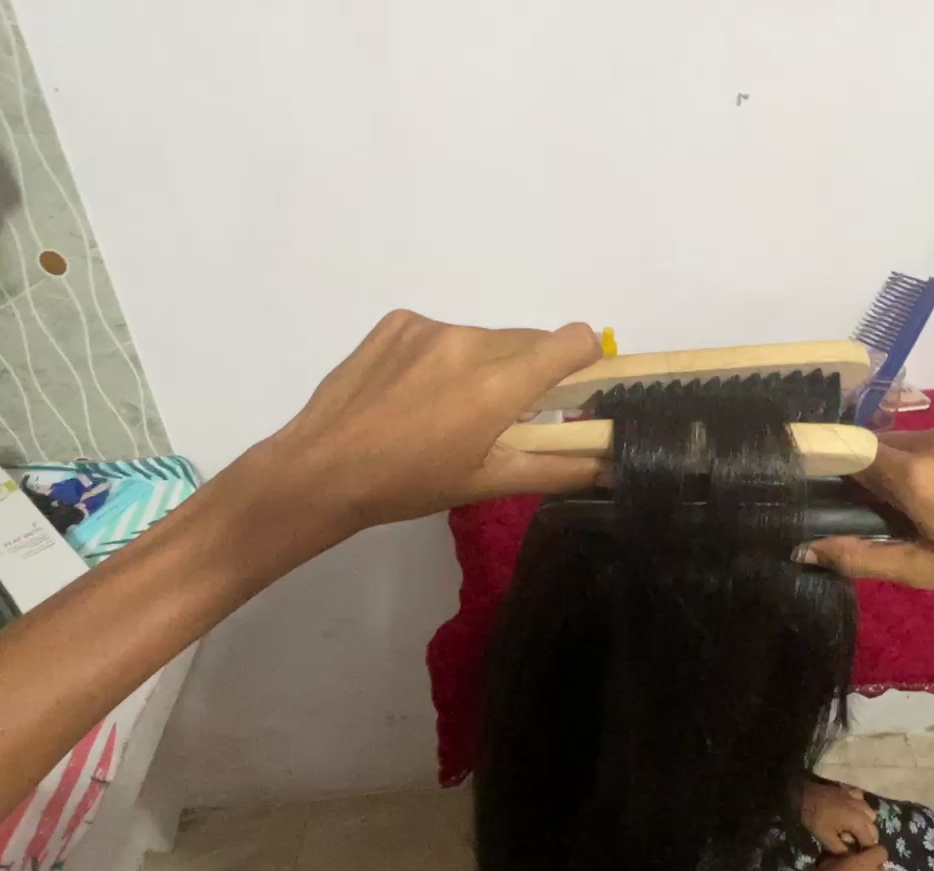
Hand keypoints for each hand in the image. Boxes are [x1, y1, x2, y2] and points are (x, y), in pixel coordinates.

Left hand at [256, 310, 604, 528]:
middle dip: (528, 373)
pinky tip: (413, 392)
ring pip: (486, 338)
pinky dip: (444, 356)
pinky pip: (444, 332)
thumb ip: (557, 467)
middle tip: (497, 416)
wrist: (323, 469)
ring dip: (485, 365)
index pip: (573, 340)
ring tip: (445, 409)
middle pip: (529, 341)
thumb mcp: (487, 483)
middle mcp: (469, 340)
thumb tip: (610, 463)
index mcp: (497, 385)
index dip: (584, 360)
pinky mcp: (398, 321)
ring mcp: (429, 326)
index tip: (572, 387)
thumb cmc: (410, 485)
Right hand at [798, 410, 933, 615]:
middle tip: (908, 513)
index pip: (850, 454)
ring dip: (923, 464)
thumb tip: (803, 550)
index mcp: (916, 476)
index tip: (845, 498)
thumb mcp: (932, 573)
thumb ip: (862, 557)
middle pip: (886, 445)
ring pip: (925, 438)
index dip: (840, 473)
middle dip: (884, 474)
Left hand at [801, 781, 876, 851]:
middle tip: (851, 841)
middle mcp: (863, 811)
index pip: (870, 842)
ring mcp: (858, 799)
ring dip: (865, 823)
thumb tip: (851, 856)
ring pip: (871, 815)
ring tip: (851, 827)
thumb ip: (841, 850)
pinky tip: (851, 810)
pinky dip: (860, 807)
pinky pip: (863, 801)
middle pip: (873, 829)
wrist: (803, 793)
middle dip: (865, 838)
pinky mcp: (851, 791)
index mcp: (858, 823)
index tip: (857, 853)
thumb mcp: (825, 837)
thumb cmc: (814, 816)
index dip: (864, 850)